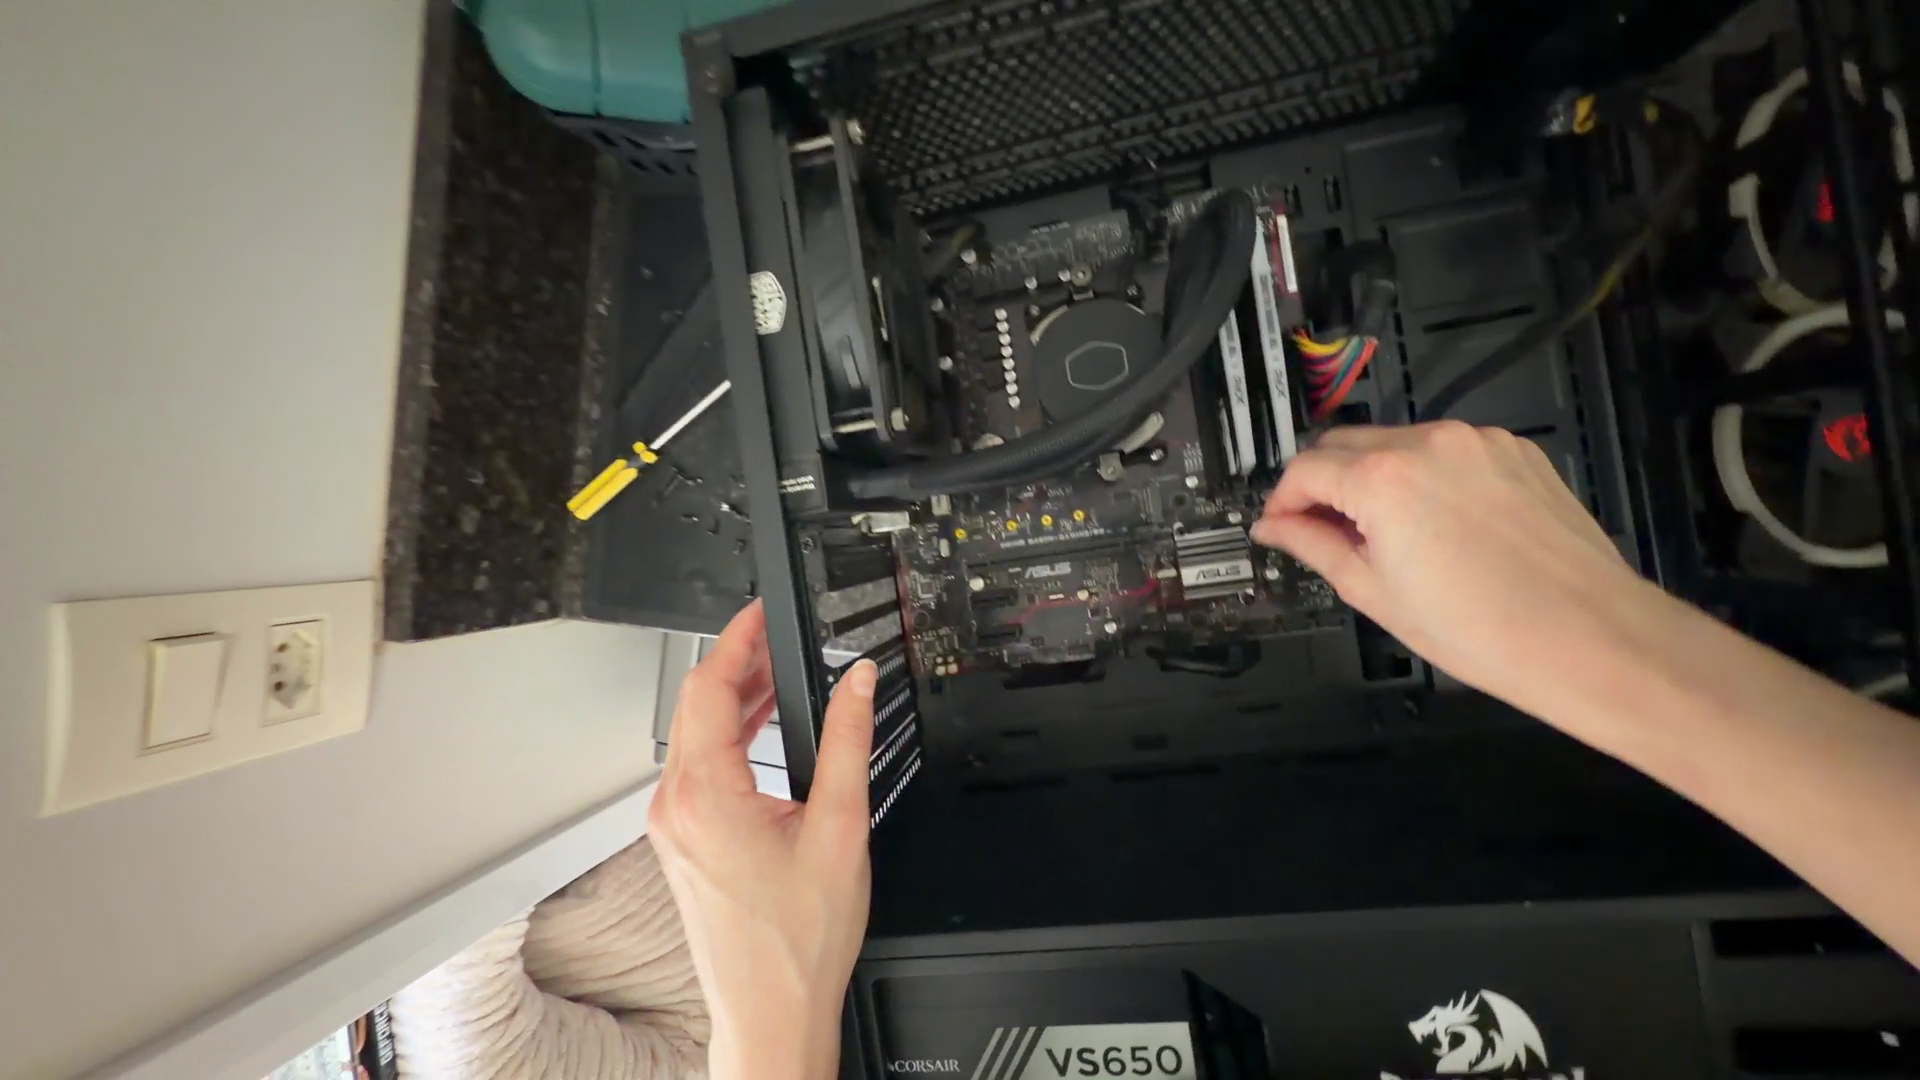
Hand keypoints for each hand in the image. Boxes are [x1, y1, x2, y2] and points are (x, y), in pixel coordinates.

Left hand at [649, 600, 877, 1079]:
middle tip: (778, 634)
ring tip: (778, 670)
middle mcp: (676, 806)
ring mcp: (673, 825)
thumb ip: (845, 742)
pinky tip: (762, 724)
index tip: (761, 611)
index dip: (737, 639)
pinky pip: (699, 764)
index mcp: (706, 795)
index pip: (711, 687)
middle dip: (737, 661)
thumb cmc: (797, 940)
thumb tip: (856, 682)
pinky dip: (730, 732)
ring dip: (735, 696)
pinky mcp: (683, 839)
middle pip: (697, 704)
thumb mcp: (838, 826)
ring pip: (696, 733)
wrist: (770, 1012)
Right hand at [1252, 422, 1653, 713]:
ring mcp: (1478, 442)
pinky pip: (1442, 451)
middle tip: (1320, 531)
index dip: (1281, 501)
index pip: (1303, 470)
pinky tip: (1430, 523)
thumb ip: (1311, 545)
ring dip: (1368, 478)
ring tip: (1380, 533)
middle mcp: (1429, 443)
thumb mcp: (1370, 590)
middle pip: (1342, 444)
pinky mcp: (1514, 451)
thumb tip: (1274, 528)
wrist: (1593, 639)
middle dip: (1320, 484)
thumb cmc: (1479, 628)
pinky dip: (1418, 476)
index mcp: (1384, 478)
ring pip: (1391, 444)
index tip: (1279, 526)